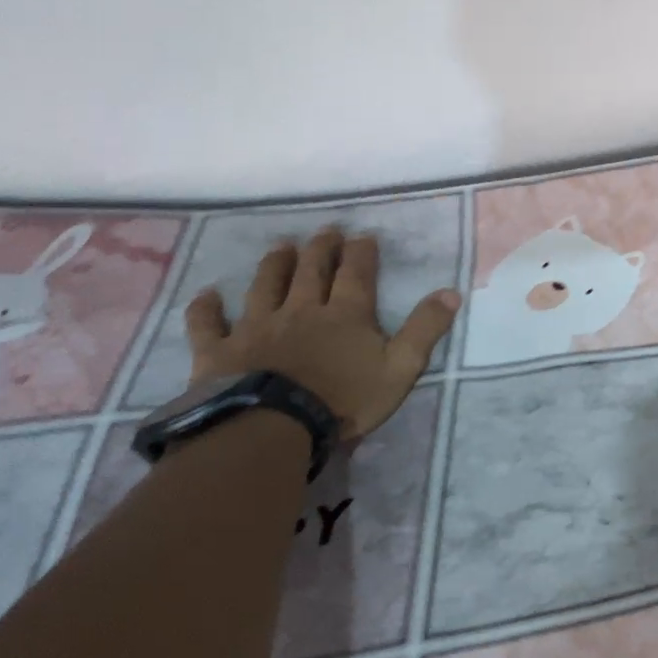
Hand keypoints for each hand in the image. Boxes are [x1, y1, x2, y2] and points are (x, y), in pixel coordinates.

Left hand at [185, 229, 460, 439]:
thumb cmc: (345, 399)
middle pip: (310, 272)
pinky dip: (207, 307)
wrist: (272, 426)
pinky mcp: (219, 350)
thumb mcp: (402, 367)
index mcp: (345, 315)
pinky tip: (208, 294)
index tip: (363, 234)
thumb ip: (425, 329)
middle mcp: (300, 310)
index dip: (361, 253)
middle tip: (325, 230)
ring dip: (274, 265)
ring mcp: (256, 328)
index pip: (356, 275)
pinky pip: (208, 323)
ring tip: (280, 246)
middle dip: (320, 249)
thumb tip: (451, 292)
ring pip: (264, 287)